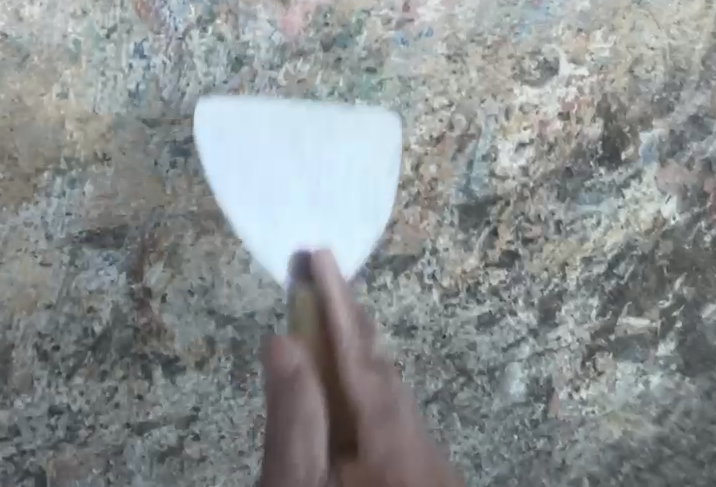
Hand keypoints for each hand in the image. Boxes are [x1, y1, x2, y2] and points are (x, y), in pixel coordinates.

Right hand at [260, 250, 463, 486]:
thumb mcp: (293, 486)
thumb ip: (293, 414)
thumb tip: (283, 339)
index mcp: (391, 447)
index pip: (357, 356)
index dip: (334, 301)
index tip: (317, 252)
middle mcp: (424, 456)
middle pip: (383, 373)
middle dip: (347, 323)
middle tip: (316, 277)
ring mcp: (432, 476)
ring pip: (394, 401)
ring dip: (356, 359)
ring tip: (326, 322)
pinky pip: (397, 427)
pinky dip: (367, 395)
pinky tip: (348, 398)